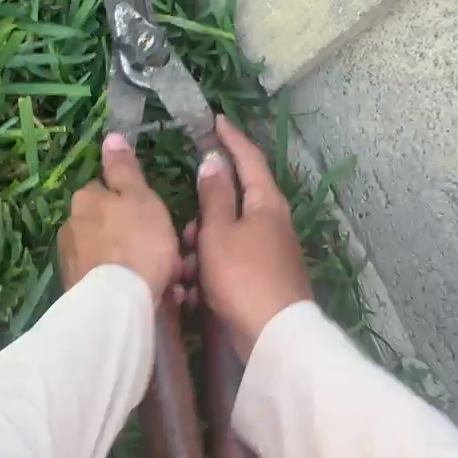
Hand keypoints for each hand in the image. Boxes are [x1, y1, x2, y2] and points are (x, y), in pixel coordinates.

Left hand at [57, 132, 179, 296]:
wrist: (118, 303)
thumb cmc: (138, 242)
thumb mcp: (140, 197)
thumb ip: (124, 169)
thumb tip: (111, 137)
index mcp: (85, 198)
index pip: (105, 189)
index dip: (130, 200)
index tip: (151, 216)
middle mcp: (70, 224)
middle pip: (104, 221)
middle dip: (127, 232)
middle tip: (159, 249)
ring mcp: (69, 257)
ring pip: (104, 250)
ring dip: (125, 258)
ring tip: (157, 276)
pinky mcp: (74, 287)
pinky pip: (102, 276)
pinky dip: (120, 280)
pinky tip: (142, 292)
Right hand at [195, 116, 312, 358]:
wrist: (273, 338)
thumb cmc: (242, 276)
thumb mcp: (218, 232)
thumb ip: (214, 195)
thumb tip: (213, 161)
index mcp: (266, 202)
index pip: (249, 158)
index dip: (232, 138)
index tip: (216, 120)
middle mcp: (273, 221)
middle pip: (234, 200)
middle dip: (205, 209)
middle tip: (185, 225)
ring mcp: (270, 250)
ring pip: (227, 232)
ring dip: (202, 243)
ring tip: (185, 264)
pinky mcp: (263, 276)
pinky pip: (230, 258)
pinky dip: (211, 265)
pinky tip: (194, 285)